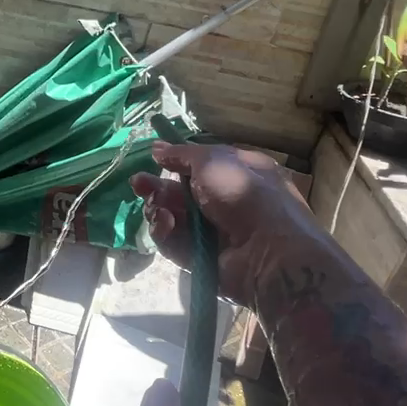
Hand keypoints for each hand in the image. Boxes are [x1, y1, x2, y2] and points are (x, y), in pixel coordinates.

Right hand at [130, 141, 323, 310]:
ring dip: (158, 209)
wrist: (269, 252)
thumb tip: (157, 148)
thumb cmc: (246, 195)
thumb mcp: (214, 161)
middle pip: (178, 193)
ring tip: (158, 209)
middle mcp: (225, 203)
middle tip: (137, 184)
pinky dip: (165, 232)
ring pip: (171, 216)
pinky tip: (166, 224)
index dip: (175, 163)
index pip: (199, 167)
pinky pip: (172, 241)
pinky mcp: (199, 257)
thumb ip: (182, 154)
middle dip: (155, 187)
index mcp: (237, 175)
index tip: (154, 158)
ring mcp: (211, 232)